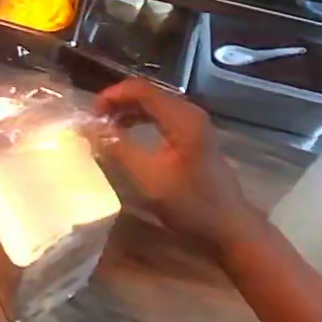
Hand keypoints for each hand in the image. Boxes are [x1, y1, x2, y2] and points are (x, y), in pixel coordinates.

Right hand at [95, 79, 267, 256]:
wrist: (232, 231)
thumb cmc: (191, 206)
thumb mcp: (148, 180)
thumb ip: (117, 149)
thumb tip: (89, 127)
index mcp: (182, 118)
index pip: (140, 89)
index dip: (112, 96)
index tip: (91, 114)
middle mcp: (189, 112)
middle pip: (146, 93)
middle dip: (117, 102)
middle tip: (94, 120)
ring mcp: (194, 123)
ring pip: (153, 103)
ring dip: (127, 110)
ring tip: (106, 127)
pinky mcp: (194, 134)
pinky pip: (161, 115)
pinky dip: (140, 119)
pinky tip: (127, 133)